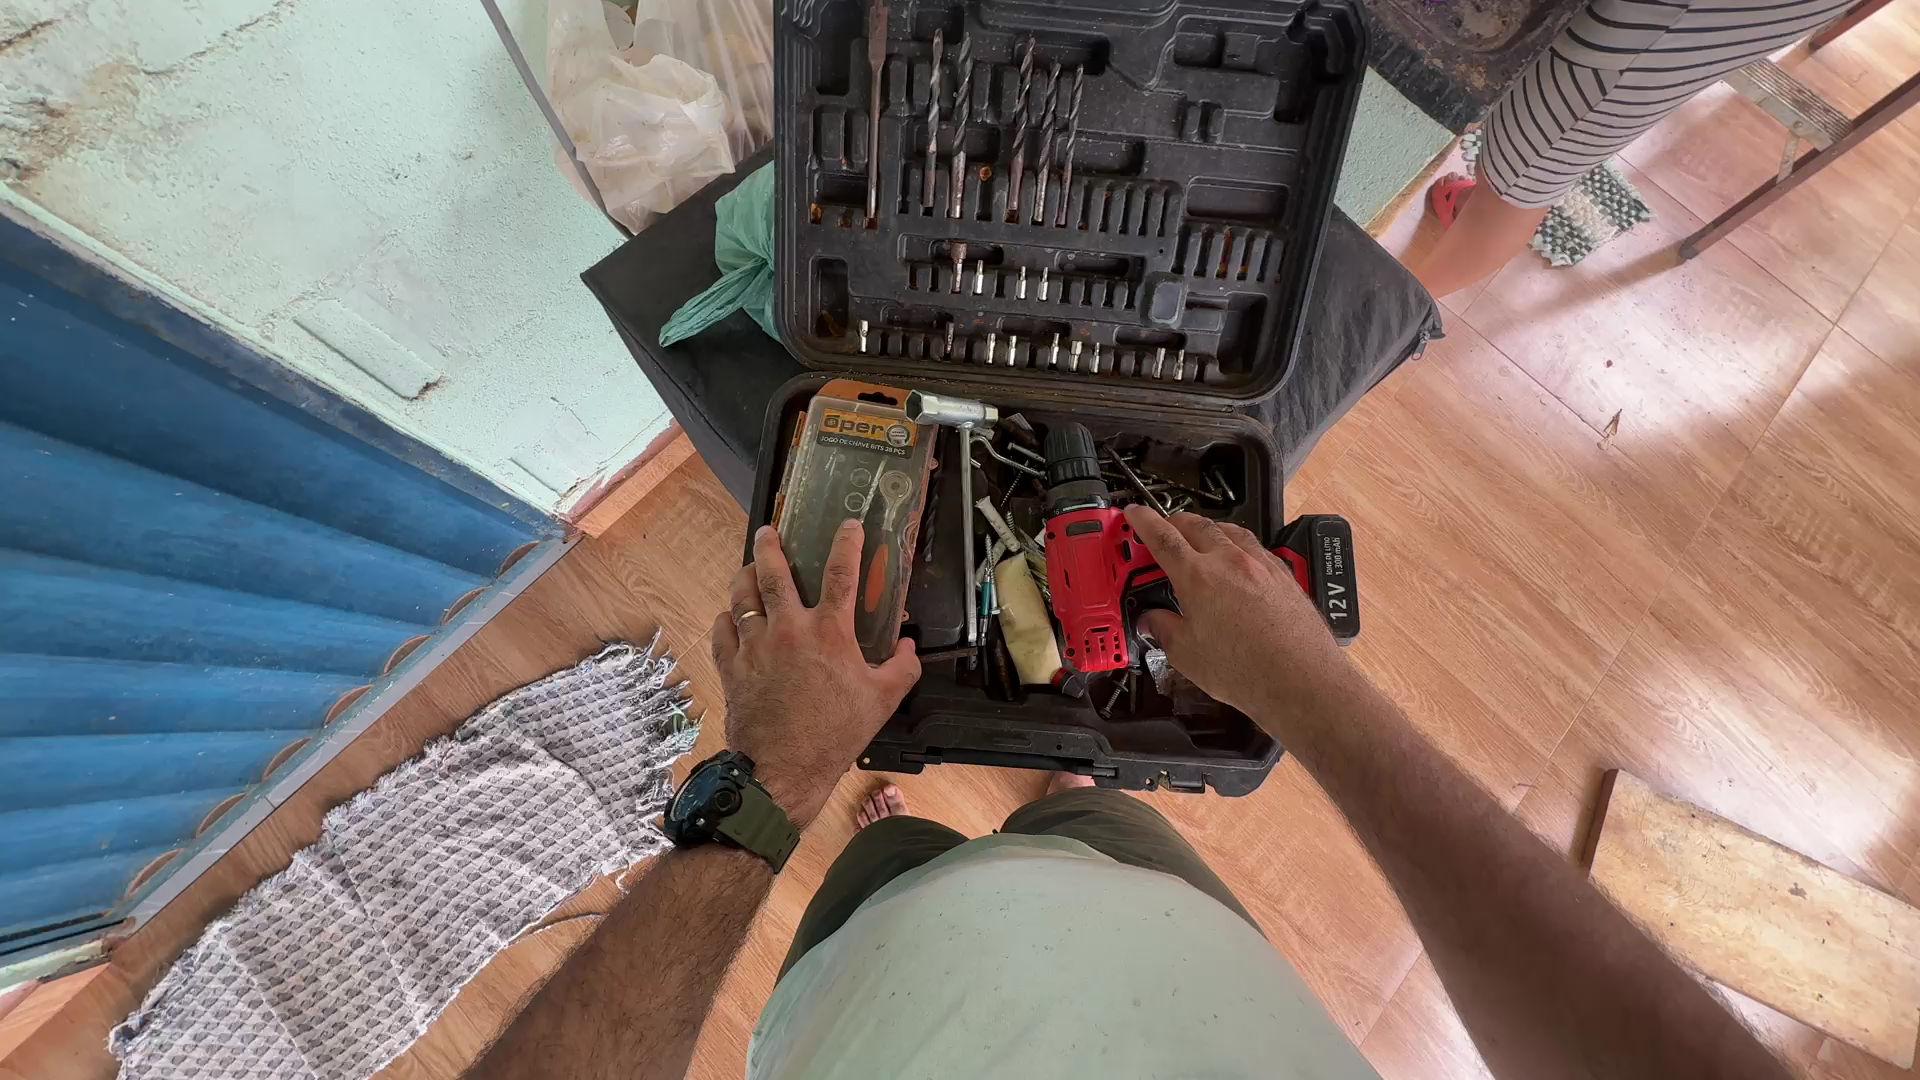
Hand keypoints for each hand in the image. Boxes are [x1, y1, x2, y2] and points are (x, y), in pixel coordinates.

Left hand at [710, 521, 920, 828]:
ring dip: (743, 577)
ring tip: (746, 567)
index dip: (847, 543)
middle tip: (768, 532)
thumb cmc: (836, 733)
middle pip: (773, 574)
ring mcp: (754, 647)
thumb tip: (907, 645)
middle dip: (770, 546)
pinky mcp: (732, 668)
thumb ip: (902, 667)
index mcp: (829, 632)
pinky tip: (731, 616)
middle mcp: (788, 629)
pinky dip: (727, 618)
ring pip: (741, 597)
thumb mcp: (884, 700)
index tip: (849, 524)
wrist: (783, 770)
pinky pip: (722, 631)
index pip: (841, 574)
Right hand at [1123, 505, 1349, 717]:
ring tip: (1198, 541)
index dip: (1143, 520)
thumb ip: (1163, 629)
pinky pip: (1254, 546)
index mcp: (1197, 577)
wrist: (1301, 680)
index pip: (1162, 537)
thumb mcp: (1185, 654)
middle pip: (1195, 524)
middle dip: (1173, 522)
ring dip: (1206, 529)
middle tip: (1162, 531)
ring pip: (1228, 529)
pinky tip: (1236, 561)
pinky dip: (1237, 545)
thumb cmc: (1247, 670)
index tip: (1135, 512)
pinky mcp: (1283, 575)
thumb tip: (1153, 620)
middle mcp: (1229, 561)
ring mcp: (1260, 565)